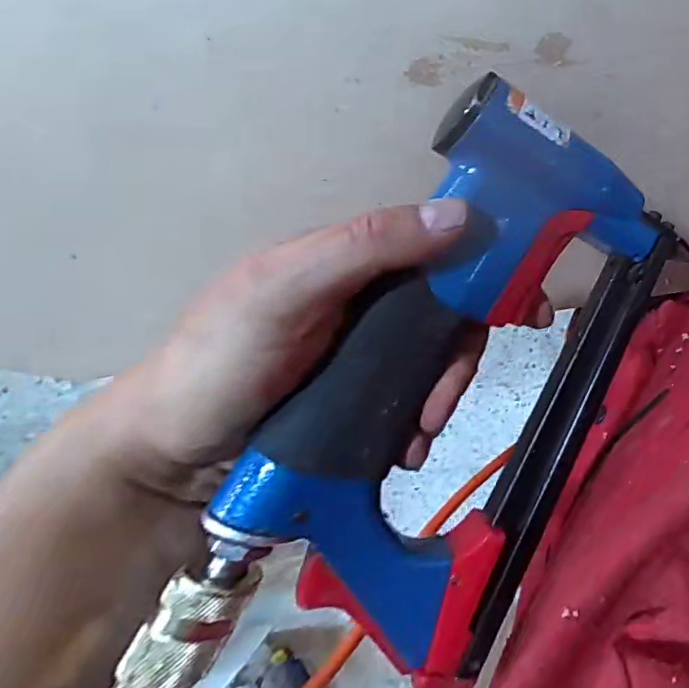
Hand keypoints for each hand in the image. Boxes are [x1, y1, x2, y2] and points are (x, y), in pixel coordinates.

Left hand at [96, 198, 550, 500]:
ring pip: (441, 358)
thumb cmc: (217, 362)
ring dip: (445, 393)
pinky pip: (421, 399)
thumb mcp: (283, 288)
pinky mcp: (369, 401)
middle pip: (454, 308)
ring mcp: (372, 353)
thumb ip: (367, 244)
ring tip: (420, 432)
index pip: (442, 242)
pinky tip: (408, 447)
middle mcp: (373, 298)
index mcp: (357, 257)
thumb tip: (464, 214)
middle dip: (465, 350)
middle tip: (455, 391)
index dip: (491, 264)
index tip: (528, 303)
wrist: (160, 472)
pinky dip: (426, 421)